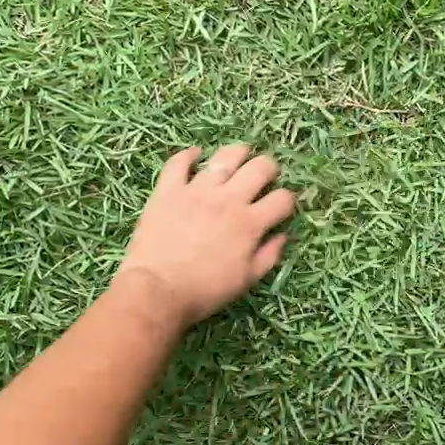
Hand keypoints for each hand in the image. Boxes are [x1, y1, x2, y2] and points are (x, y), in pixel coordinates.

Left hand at [113, 144, 295, 331]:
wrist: (157, 290)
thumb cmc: (205, 290)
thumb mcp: (245, 280)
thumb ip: (268, 256)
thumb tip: (283, 235)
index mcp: (249, 223)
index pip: (282, 199)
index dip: (288, 200)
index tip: (282, 205)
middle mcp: (228, 199)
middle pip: (259, 168)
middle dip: (269, 168)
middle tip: (265, 175)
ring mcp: (197, 190)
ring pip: (225, 157)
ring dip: (237, 153)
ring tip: (240, 154)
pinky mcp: (169, 189)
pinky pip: (179, 162)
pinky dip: (189, 155)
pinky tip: (195, 154)